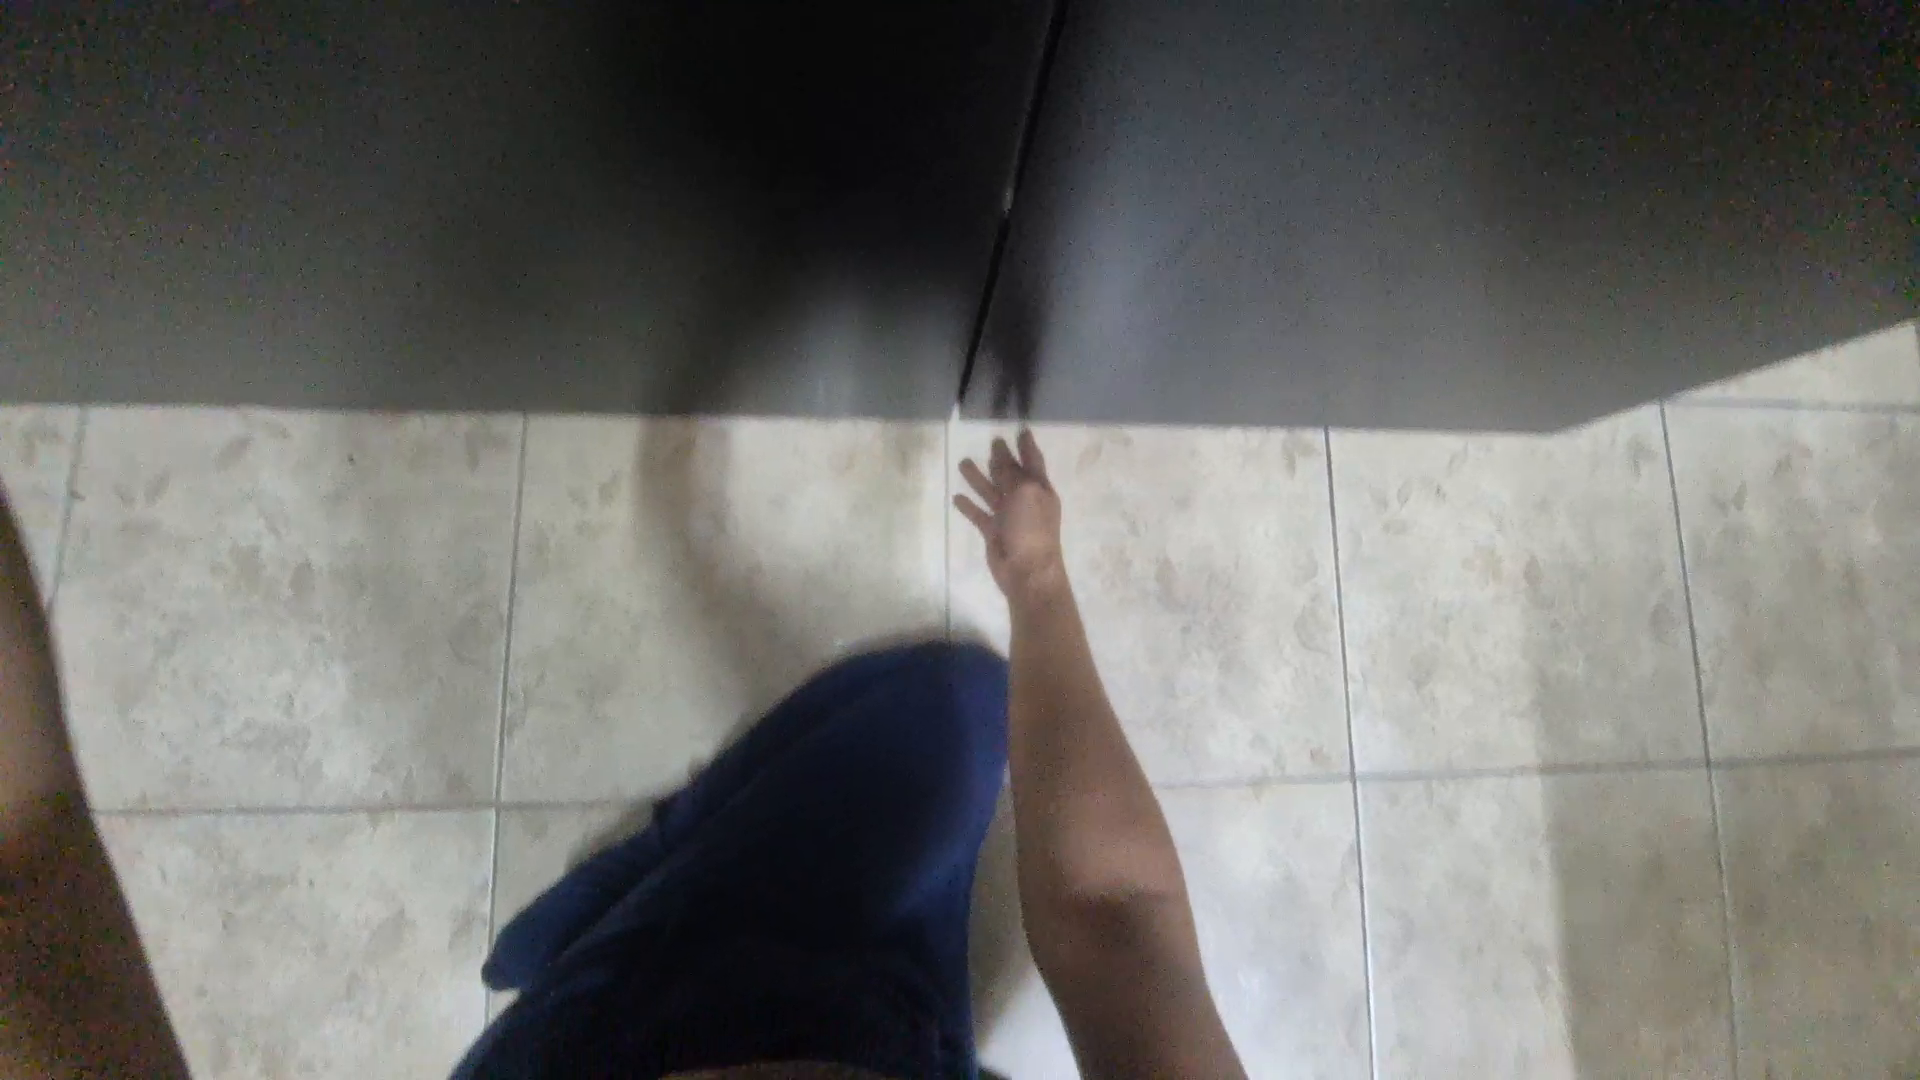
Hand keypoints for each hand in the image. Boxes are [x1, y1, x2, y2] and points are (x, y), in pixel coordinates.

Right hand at [955, 431, 1068, 605]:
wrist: (1027, 571)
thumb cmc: (1031, 528)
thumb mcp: (1025, 492)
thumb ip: (1011, 474)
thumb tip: (1000, 458)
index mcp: (1039, 488)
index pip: (1033, 460)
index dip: (1027, 445)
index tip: (1021, 429)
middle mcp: (1025, 500)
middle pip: (1010, 474)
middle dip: (1002, 458)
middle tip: (991, 441)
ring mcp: (1009, 517)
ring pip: (991, 491)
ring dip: (978, 477)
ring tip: (962, 462)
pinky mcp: (993, 532)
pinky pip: (979, 514)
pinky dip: (969, 506)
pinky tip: (957, 496)